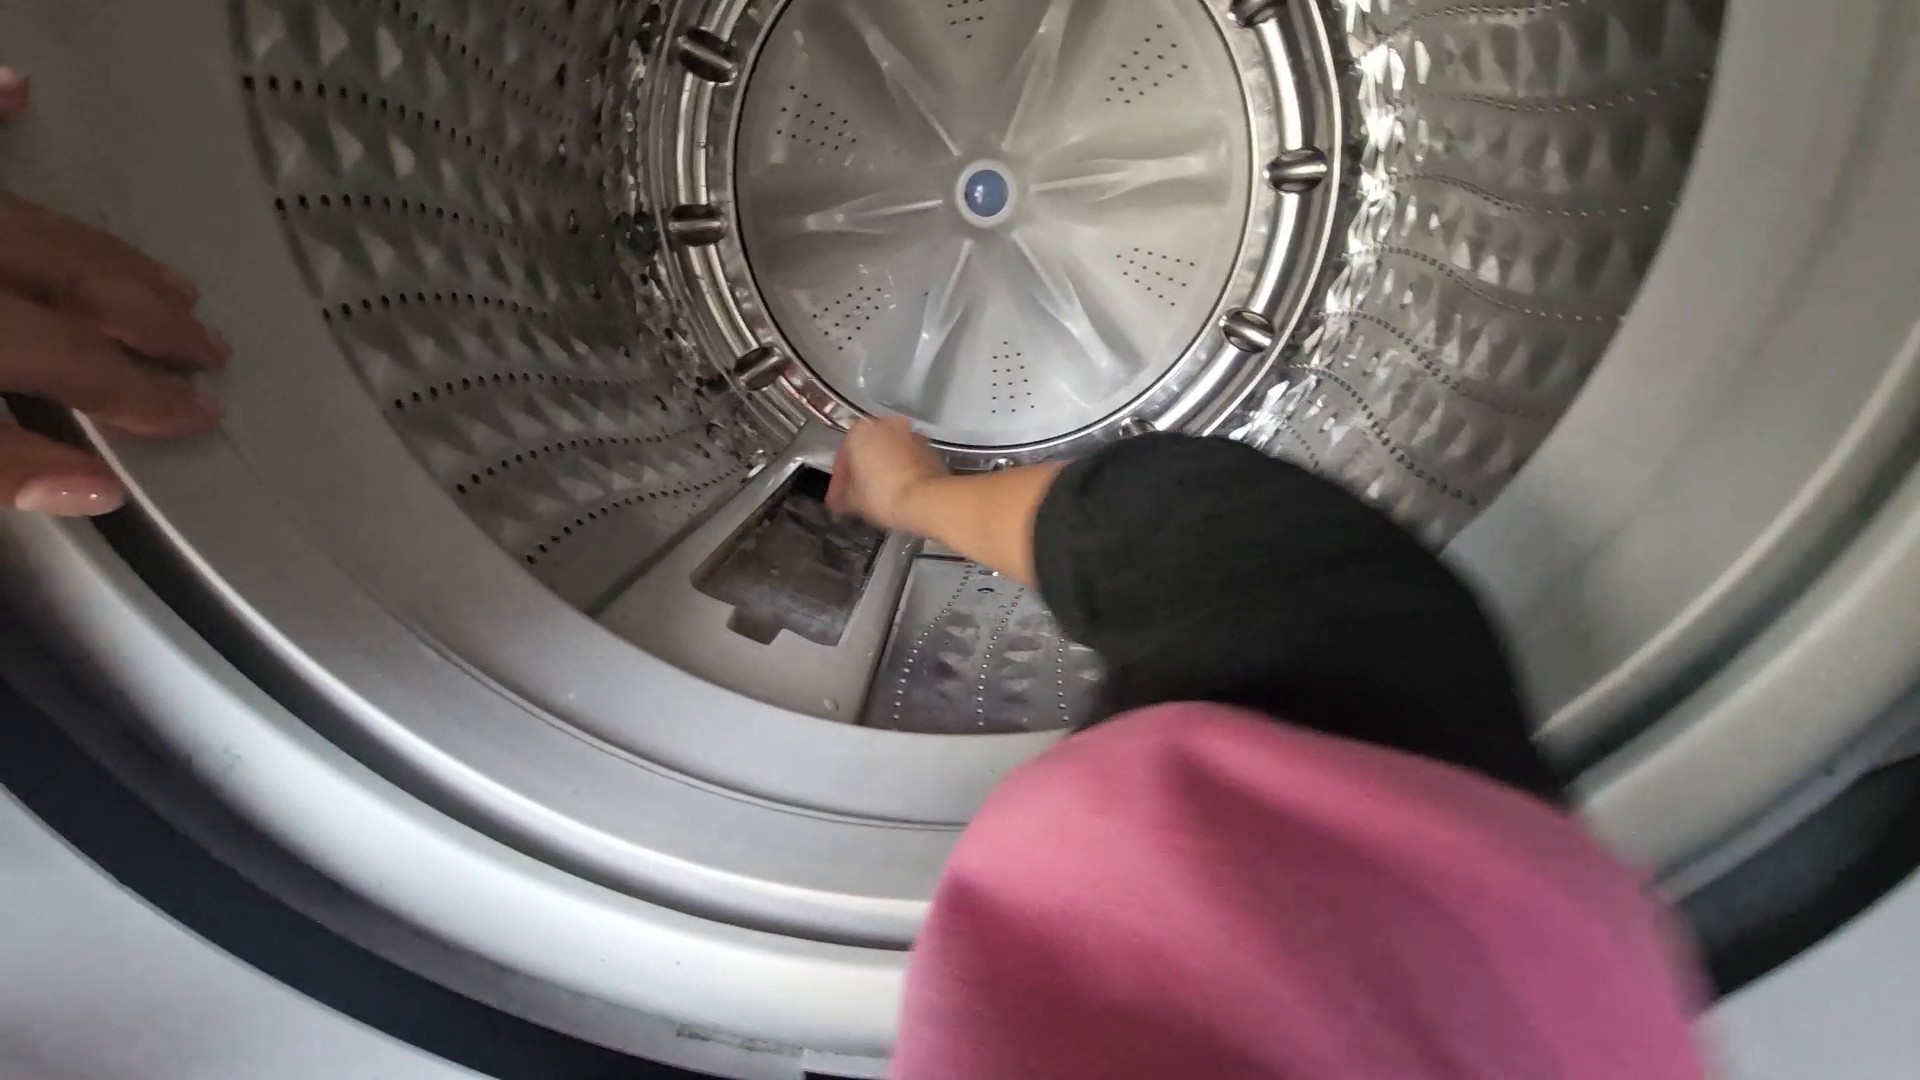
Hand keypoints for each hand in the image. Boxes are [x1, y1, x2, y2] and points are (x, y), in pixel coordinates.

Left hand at [0, 66, 228, 516]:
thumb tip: (90, 486)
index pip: (66, 361)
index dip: (140, 397)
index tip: (199, 416)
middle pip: (60, 279)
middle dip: (145, 316)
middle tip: (208, 344)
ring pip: (20, 214)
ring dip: (100, 249)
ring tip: (170, 279)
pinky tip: (14, 88)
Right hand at [826, 417, 950, 532]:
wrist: (928, 500)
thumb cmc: (882, 495)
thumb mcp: (852, 502)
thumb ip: (841, 498)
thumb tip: (840, 503)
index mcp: (860, 431)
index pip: (842, 458)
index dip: (838, 485)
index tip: (837, 503)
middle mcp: (886, 425)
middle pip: (867, 451)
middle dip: (862, 474)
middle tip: (857, 499)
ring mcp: (912, 435)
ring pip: (889, 454)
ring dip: (883, 471)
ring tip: (879, 497)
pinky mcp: (931, 450)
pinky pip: (909, 461)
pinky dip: (902, 473)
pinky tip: (899, 493)